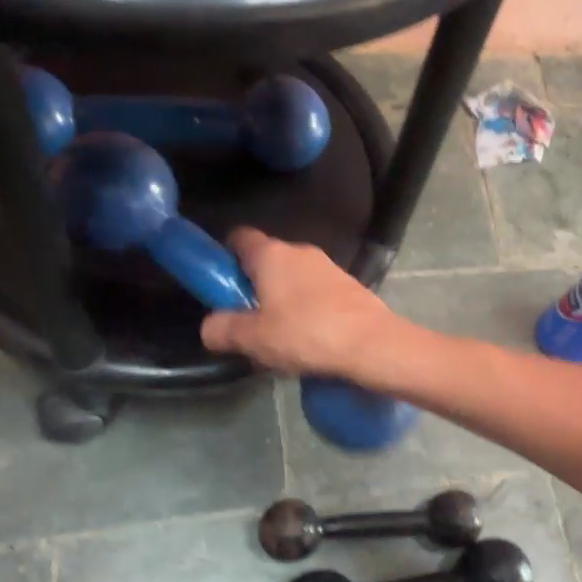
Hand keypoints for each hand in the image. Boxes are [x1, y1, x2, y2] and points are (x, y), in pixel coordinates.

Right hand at [200, 227, 397, 377]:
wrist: (372, 344)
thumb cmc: (306, 334)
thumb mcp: (254, 338)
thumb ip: (224, 329)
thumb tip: (210, 327)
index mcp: (271, 254)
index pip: (239, 238)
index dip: (225, 257)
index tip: (220, 285)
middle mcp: (300, 251)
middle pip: (267, 261)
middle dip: (255, 287)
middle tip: (248, 322)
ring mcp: (329, 267)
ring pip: (294, 278)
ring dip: (283, 301)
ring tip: (281, 338)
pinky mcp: (350, 286)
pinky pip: (318, 293)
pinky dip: (308, 309)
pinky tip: (310, 340)